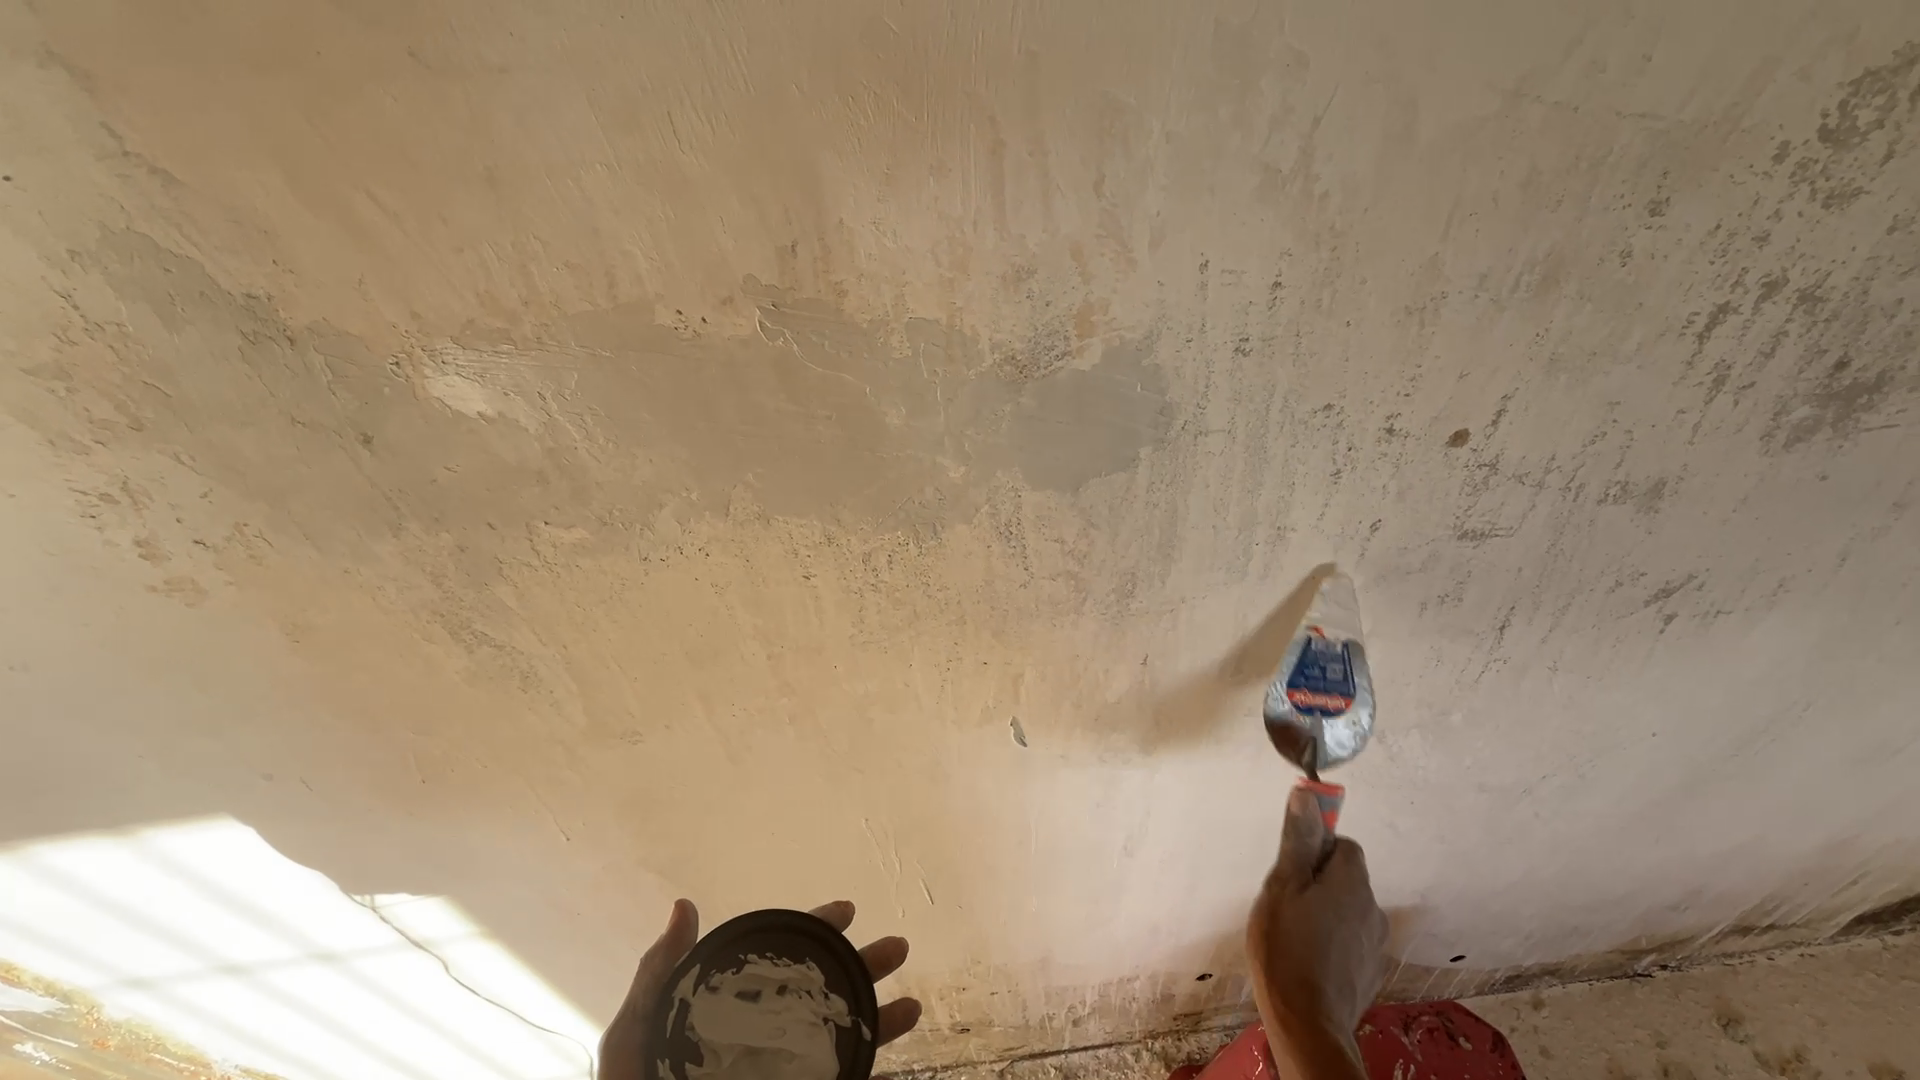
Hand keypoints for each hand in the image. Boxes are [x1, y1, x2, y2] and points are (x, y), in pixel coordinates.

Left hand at [600, 899, 923, 1079]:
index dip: (816, 930)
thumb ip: (660, 975)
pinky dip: (871, 1071)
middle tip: (898, 946)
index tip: (847, 910)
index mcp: (734, 1007)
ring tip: (912, 1005)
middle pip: (824, 992)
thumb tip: (684, 904)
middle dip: (864, 966)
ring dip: (880, 1020)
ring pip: (842, 1038)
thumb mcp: (634, 1033)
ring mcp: (787, 1070)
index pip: (783, 958)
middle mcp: (767, 1035)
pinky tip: (893, 1064)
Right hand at [1246, 788, 1387, 1079]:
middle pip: (1347, 878)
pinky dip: (1333, 942)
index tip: (1292, 867)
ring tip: (1293, 932)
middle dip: (1319, 881)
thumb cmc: (1285, 945)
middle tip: (1285, 901)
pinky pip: (1351, 942)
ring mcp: (1376, 945)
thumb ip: (1297, 841)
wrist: (1306, 1023)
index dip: (1318, 849)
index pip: (1345, 846)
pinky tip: (1308, 959)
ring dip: (1327, 912)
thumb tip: (1307, 795)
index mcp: (1353, 883)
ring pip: (1349, 911)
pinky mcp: (1370, 974)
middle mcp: (1373, 909)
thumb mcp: (1281, 886)